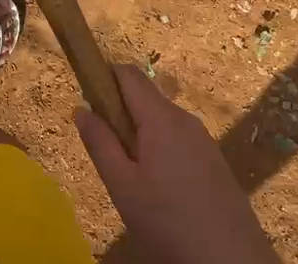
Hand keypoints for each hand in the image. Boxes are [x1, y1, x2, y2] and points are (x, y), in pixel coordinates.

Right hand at [76, 64, 279, 263]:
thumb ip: (99, 143)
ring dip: (141, 137)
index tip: (91, 108)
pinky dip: (162, 152)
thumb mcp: (123, 187)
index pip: (127, 73)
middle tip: (112, 157)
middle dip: (121, 116)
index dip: (104, 79)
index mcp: (161, 118)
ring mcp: (204, 141)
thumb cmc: (171, 224)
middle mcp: (185, 119)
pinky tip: (163, 193)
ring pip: (161, 122)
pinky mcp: (216, 162)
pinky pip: (179, 141)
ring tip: (136, 181)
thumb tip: (81, 108)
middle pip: (143, 98)